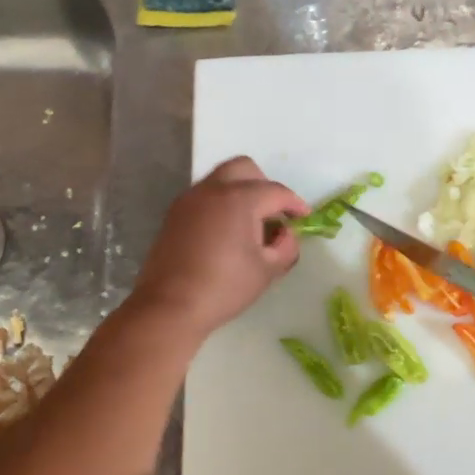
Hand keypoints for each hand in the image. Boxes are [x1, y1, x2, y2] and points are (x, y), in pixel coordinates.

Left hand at [132, 157, 308, 338]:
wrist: (170, 306)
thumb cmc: (224, 288)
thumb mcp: (267, 270)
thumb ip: (286, 246)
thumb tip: (285, 233)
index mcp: (238, 198)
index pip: (275, 191)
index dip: (294, 203)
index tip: (303, 217)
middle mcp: (211, 190)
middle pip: (244, 169)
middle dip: (264, 186)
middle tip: (273, 213)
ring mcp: (188, 200)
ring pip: (220, 180)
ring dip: (239, 192)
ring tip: (249, 225)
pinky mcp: (173, 215)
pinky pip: (203, 198)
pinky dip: (219, 205)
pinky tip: (225, 233)